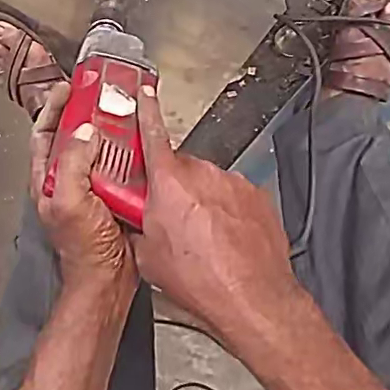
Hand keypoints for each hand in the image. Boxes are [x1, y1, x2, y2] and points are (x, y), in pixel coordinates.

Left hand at [30, 83, 135, 291]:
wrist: (109, 278)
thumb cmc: (83, 251)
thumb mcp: (69, 202)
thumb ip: (72, 164)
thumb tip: (84, 132)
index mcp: (49, 179)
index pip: (45, 132)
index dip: (54, 107)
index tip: (69, 87)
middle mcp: (69, 178)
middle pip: (74, 134)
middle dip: (86, 111)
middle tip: (101, 92)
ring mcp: (94, 184)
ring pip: (100, 145)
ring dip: (111, 128)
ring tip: (121, 109)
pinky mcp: (117, 190)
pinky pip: (123, 160)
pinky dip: (130, 147)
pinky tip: (139, 138)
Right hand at [131, 85, 301, 339]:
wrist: (252, 299)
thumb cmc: (202, 281)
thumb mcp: (149, 257)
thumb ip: (137, 225)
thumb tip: (134, 220)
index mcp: (170, 183)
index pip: (152, 133)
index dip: (146, 109)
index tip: (143, 91)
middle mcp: (202, 174)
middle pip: (180, 169)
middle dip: (174, 188)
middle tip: (172, 218)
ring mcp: (233, 182)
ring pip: (208, 183)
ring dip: (202, 202)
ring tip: (204, 238)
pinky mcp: (255, 194)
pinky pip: (233, 195)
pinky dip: (227, 211)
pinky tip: (226, 238)